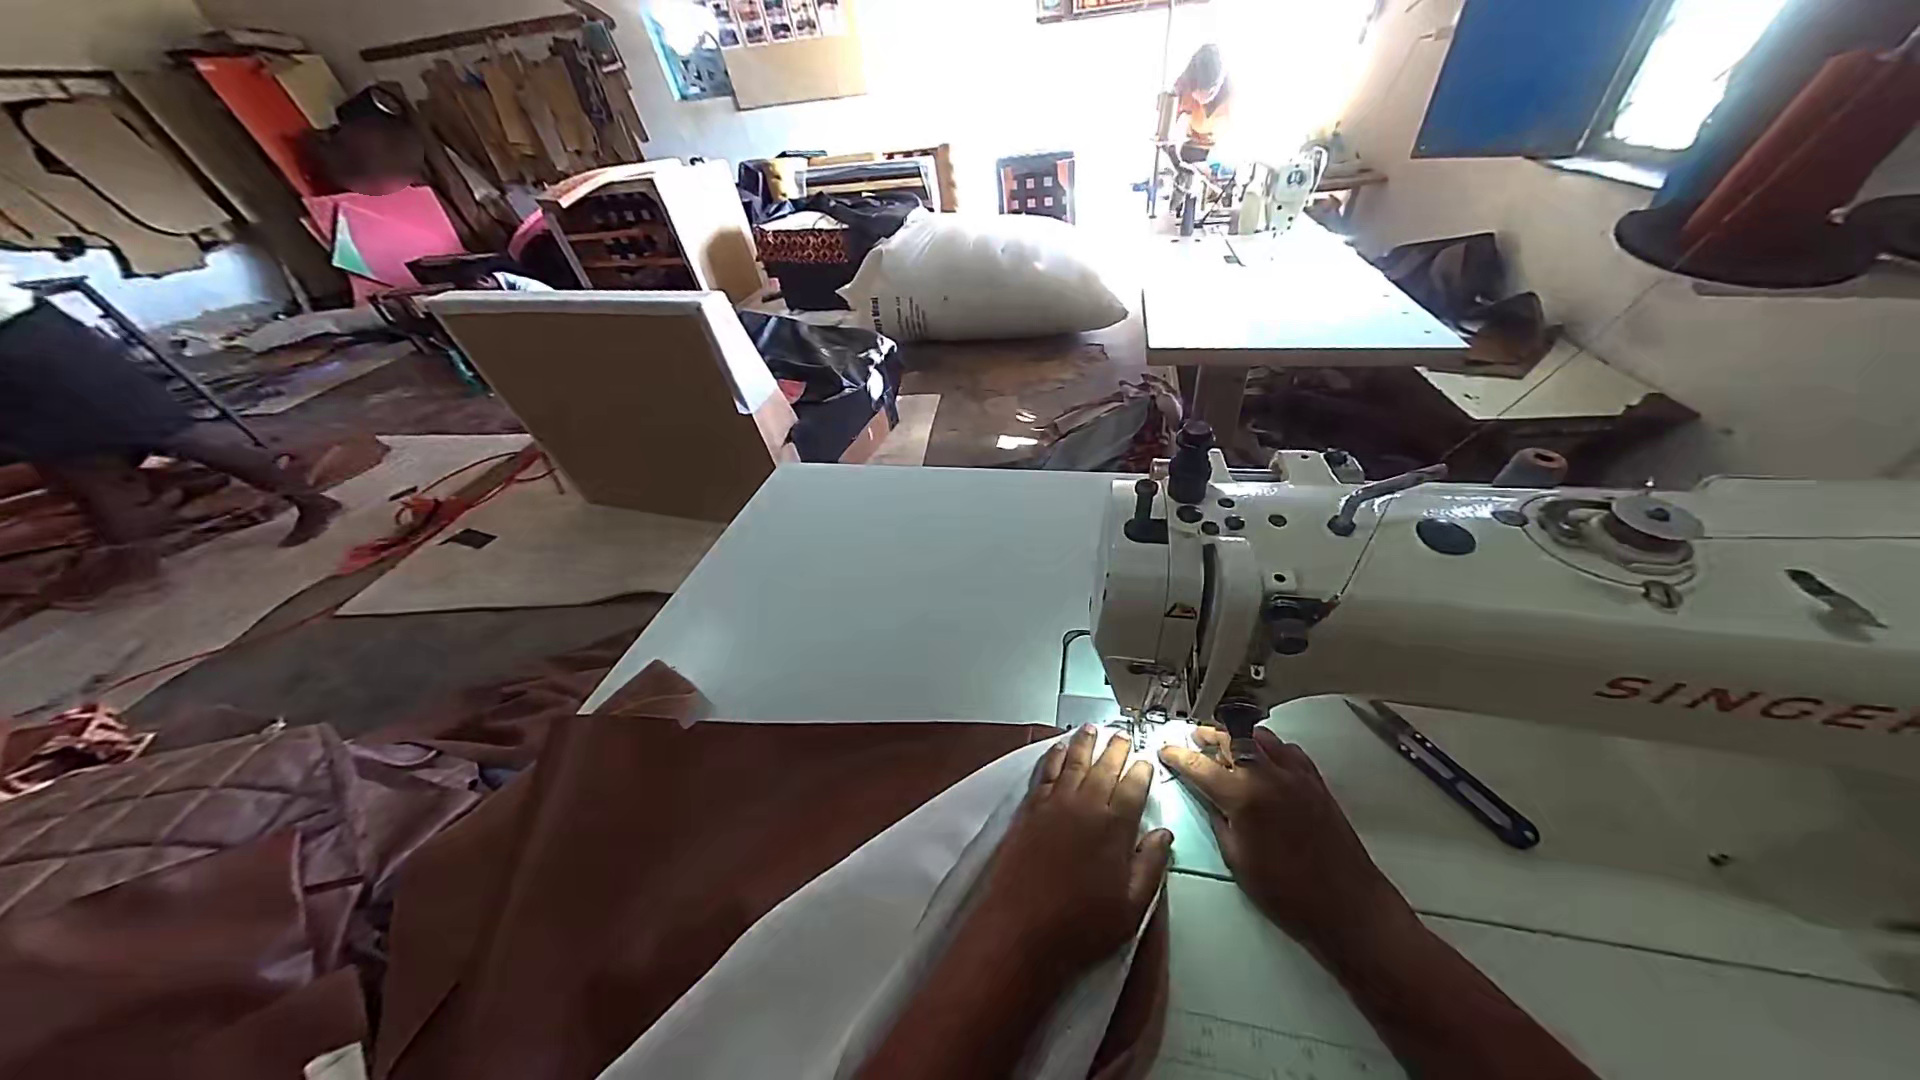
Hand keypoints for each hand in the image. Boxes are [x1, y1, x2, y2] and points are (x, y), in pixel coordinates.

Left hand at [962, 725, 1173, 980]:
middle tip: (1122, 734)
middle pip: (1104, 767)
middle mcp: (1086, 806)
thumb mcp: (1132, 905)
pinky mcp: (1031, 807)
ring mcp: (1055, 803)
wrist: (1023, 926)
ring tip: (1092, 728)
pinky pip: (1047, 772)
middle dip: (1116, 748)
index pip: (1134, 787)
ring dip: (1085, 743)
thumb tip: (1163, 835)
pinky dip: (1055, 756)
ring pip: (1074, 761)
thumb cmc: (1082, 923)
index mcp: (1115, 826)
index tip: (1146, 760)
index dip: (1142, 771)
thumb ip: (1151, 865)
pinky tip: (1059, 749)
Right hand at [1159, 726, 1413, 949]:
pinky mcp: (1315, 783)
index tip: (1168, 753)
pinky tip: (1266, 760)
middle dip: (1208, 736)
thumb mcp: (1236, 858)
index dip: (1178, 756)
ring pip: (1260, 737)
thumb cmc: (1289, 892)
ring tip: (1227, 745)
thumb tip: (1210, 800)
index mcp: (1242, 795)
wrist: (1346, 906)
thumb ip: (1219, 819)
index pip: (1199, 764)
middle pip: (1231, 738)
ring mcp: (1295, 776)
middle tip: (1195, 741)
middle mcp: (1268, 776)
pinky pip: (1288, 751)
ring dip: (1238, 737)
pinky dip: (1270, 748)